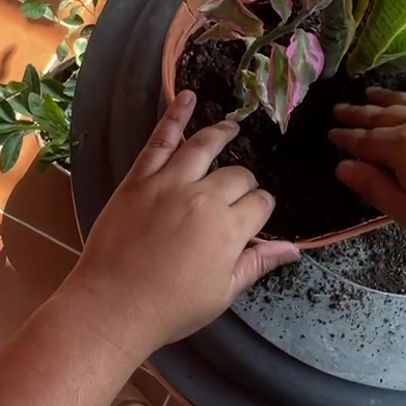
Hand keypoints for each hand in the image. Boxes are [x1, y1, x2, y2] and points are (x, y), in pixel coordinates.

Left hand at [53, 91, 298, 364]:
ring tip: (233, 127)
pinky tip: (188, 98)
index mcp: (228, 230)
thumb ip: (257, 263)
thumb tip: (293, 248)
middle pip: (237, 175)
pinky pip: (160, 141)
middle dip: (244, 183)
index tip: (255, 216)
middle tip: (236, 195)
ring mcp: (169, 184)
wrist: (112, 307)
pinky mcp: (139, 179)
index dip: (261, 208)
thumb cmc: (170, 308)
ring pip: (204, 147)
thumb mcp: (222, 292)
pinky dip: (174, 116)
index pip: (260, 203)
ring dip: (223, 133)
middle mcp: (203, 199)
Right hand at [329, 88, 405, 260]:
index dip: (345, 137)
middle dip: (360, 112)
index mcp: (402, 146)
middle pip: (385, 114)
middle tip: (339, 107)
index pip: (365, 139)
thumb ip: (373, 186)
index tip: (330, 133)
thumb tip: (342, 166)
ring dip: (389, 99)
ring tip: (372, 94)